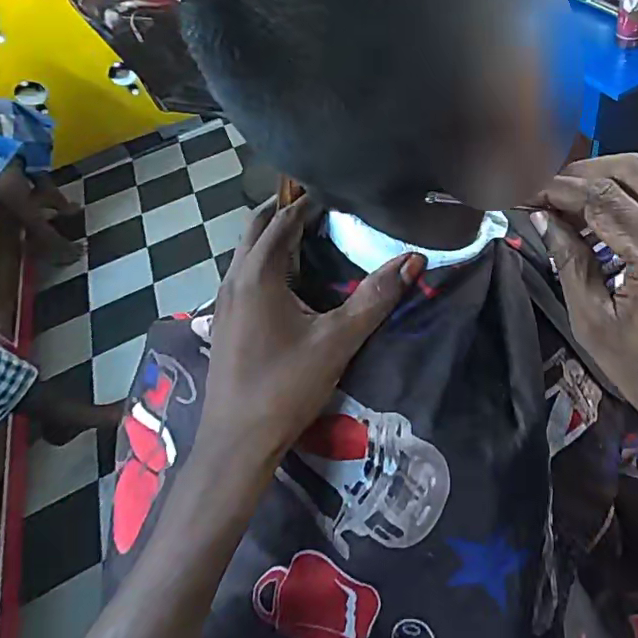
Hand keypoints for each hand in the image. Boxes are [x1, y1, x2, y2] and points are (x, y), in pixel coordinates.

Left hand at [196, 197, 424, 467]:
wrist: (237, 442)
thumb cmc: (286, 387)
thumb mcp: (337, 340)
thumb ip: (375, 297)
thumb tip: (413, 260)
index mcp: (258, 274)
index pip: (283, 219)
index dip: (309, 202)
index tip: (338, 194)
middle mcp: (234, 278)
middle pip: (257, 226)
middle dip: (287, 209)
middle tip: (323, 208)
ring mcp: (224, 300)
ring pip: (247, 250)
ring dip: (274, 236)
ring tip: (312, 238)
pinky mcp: (224, 319)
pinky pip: (244, 273)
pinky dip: (266, 260)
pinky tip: (291, 282)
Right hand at [532, 154, 637, 479]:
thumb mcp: (594, 325)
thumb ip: (570, 262)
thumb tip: (544, 216)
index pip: (601, 199)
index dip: (556, 188)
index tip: (525, 191)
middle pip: (630, 171)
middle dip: (580, 172)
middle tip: (546, 190)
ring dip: (608, 174)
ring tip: (573, 195)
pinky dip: (636, 187)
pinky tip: (609, 207)